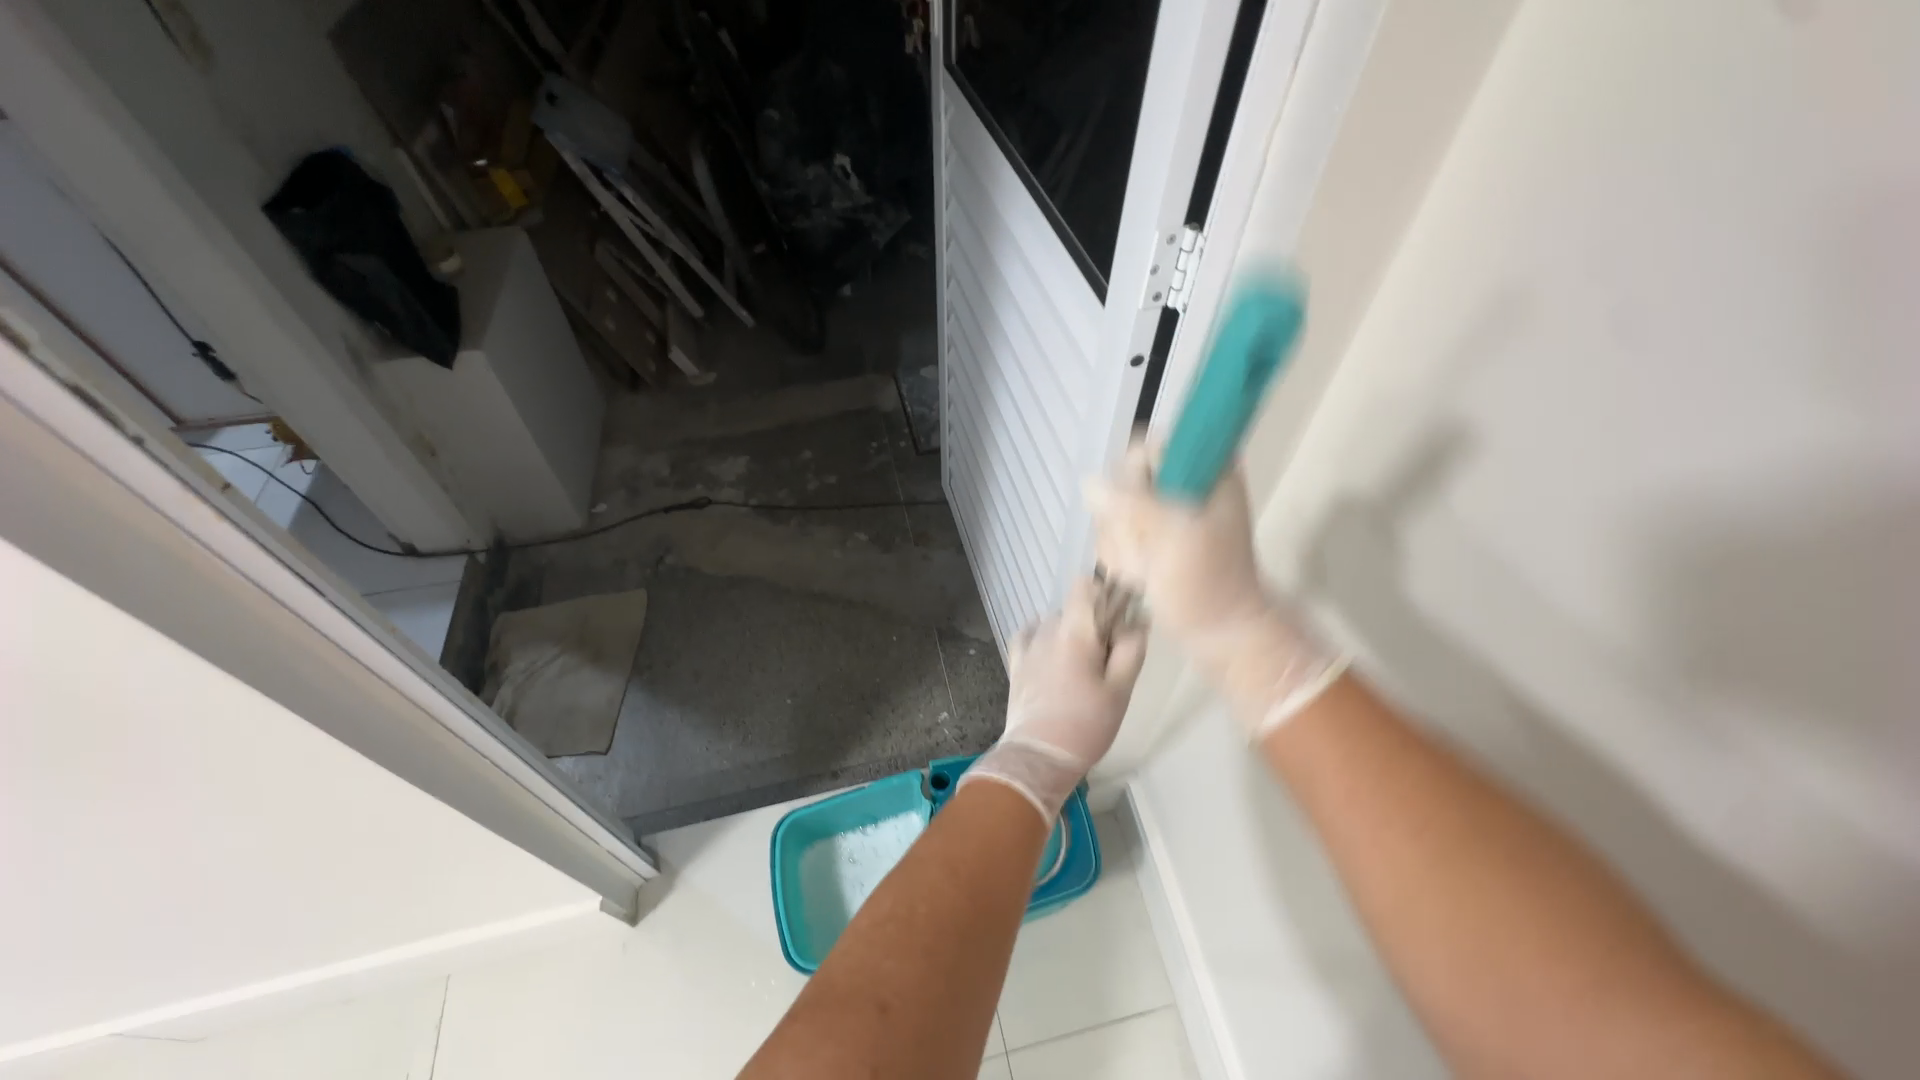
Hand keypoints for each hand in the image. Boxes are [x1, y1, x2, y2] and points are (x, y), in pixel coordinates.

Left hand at [961, 578, 1147, 820]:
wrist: (1040, 755)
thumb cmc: (1087, 723)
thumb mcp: (1121, 689)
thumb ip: (1131, 649)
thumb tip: (1138, 620)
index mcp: (1076, 631)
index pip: (1085, 586)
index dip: (1104, 592)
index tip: (1118, 615)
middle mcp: (1048, 629)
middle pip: (1073, 608)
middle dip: (1092, 621)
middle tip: (1108, 653)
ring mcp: (1028, 646)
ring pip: (1053, 623)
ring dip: (1069, 633)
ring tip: (1081, 665)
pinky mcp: (1015, 663)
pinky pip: (1029, 636)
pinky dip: (1042, 638)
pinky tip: (1052, 655)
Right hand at [1086, 445, 1345, 738]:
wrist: (1218, 633)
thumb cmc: (1208, 582)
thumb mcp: (1175, 535)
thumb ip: (1132, 503)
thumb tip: (1089, 483)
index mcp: (1204, 470)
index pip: (1149, 446)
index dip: (1137, 477)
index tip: (1144, 508)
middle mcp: (1180, 483)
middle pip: (1122, 480)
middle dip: (1126, 519)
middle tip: (1150, 549)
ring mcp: (1160, 512)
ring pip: (1110, 510)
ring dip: (1123, 544)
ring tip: (1149, 569)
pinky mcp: (1146, 537)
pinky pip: (1110, 535)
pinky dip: (1121, 559)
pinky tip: (1142, 576)